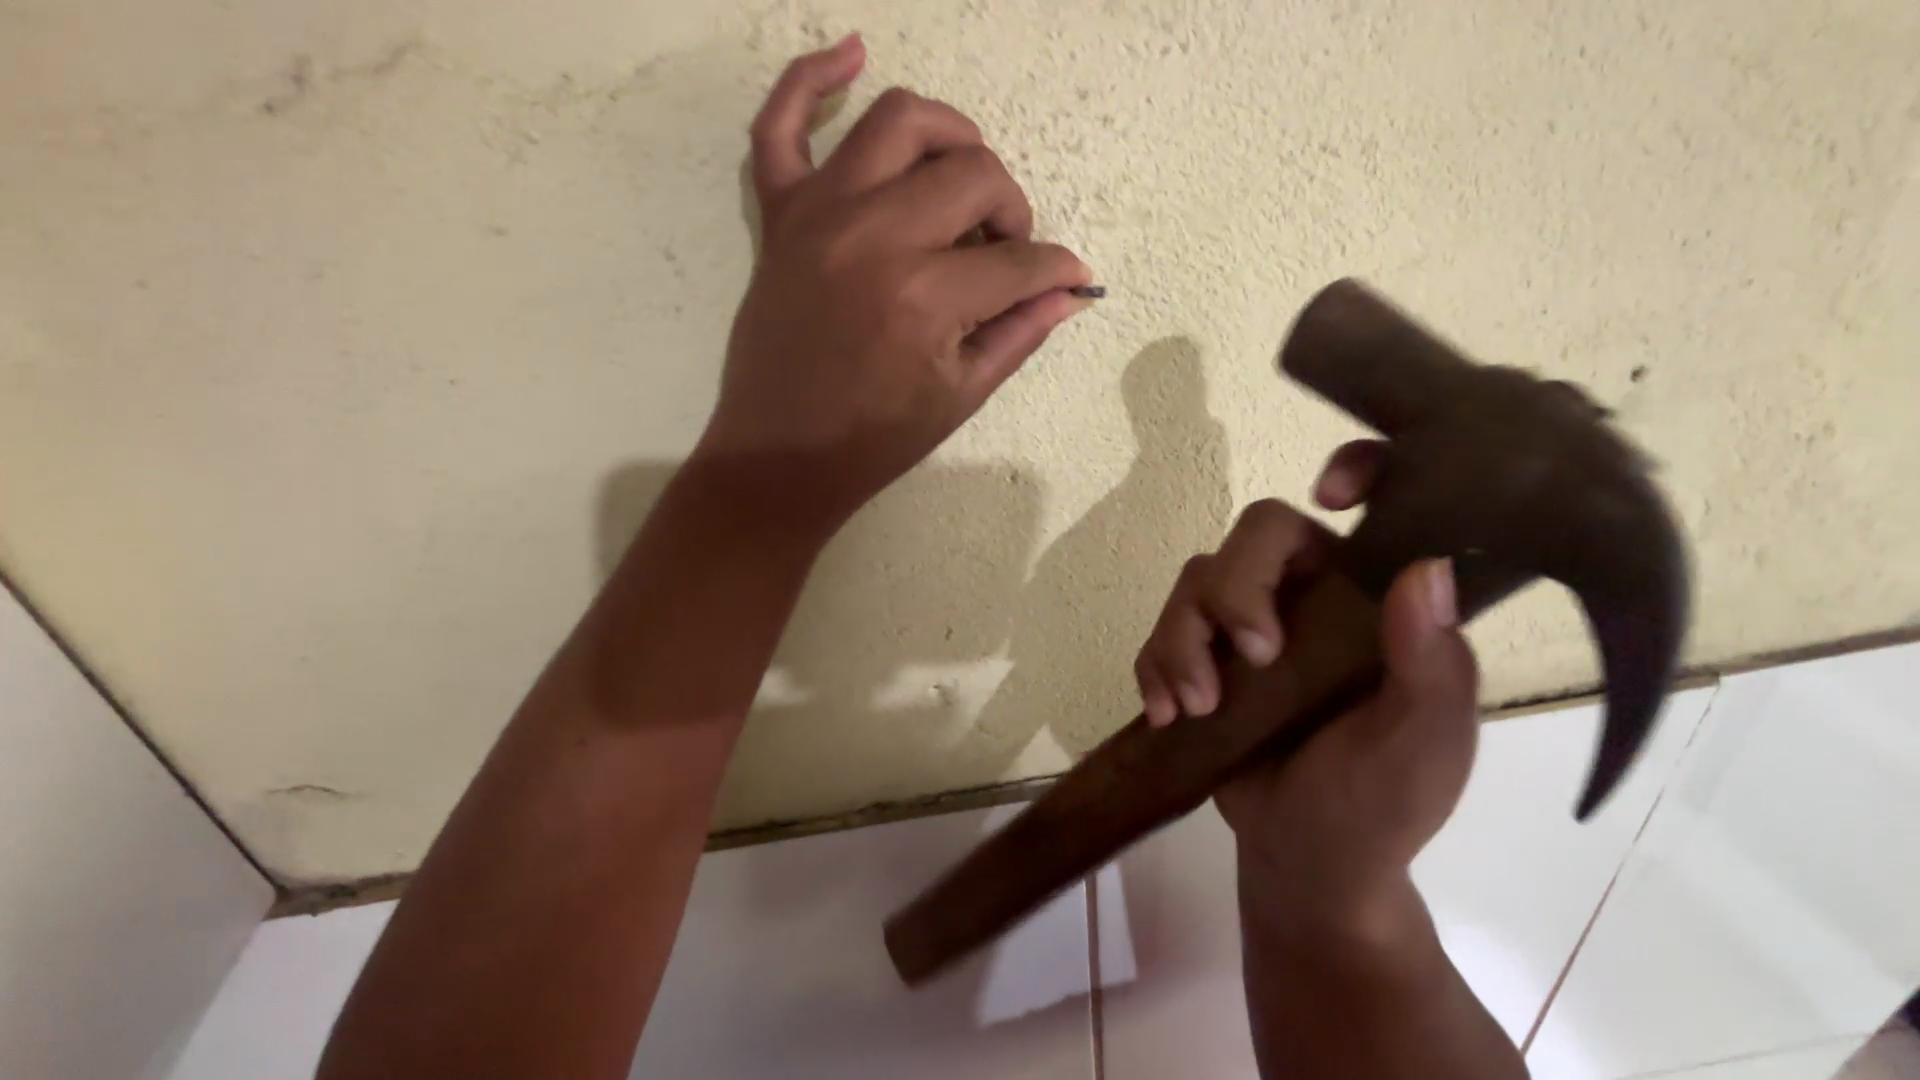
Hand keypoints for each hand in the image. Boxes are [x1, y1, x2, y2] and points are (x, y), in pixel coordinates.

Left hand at [698, 34, 1094, 532]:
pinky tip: (851, 55)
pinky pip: (781, 124)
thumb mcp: (961, 395)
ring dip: (949, 136)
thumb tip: (1070, 289)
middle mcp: (875, 236)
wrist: (778, 457)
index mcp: (926, 296)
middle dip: (1010, 208)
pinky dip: (811, 79)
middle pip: (972, 173)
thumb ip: (1020, 331)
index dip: (1056, 270)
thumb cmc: (873, 440)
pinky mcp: (779, 215)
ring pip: (899, 120)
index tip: (1068, 280)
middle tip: (1002, 248)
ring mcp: (819, 216)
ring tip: (961, 178)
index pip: (1019, 258)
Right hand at [1132, 441, 1480, 933]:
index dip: (1356, 470)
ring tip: (1196, 707)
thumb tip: (1427, 569)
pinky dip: (1154, 667)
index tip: (1331, 497)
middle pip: (1254, 536)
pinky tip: (1168, 715)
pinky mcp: (1198, 659)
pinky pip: (1158, 633)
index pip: (1374, 507)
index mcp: (1372, 600)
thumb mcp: (1422, 746)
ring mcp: (1245, 626)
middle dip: (1237, 589)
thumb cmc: (1382, 806)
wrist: (1306, 863)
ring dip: (1184, 638)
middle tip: (1252, 655)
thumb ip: (1431, 668)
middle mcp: (1309, 596)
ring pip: (1196, 581)